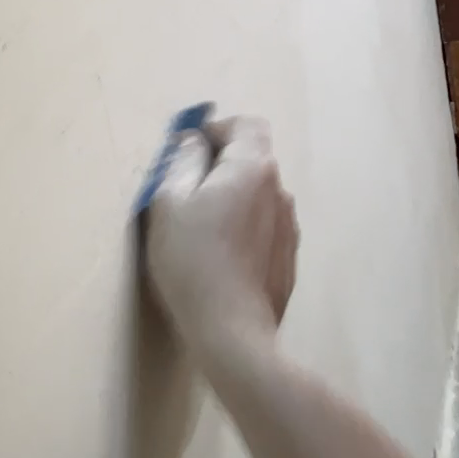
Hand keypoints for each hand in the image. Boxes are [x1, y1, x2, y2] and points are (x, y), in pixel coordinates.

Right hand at [143, 116, 298, 354]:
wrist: (231, 332)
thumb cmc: (191, 260)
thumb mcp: (169, 202)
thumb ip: (182, 160)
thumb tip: (193, 140)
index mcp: (253, 168)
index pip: (246, 125)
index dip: (217, 129)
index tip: (188, 151)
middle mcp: (279, 190)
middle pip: (253, 159)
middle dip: (220, 164)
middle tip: (185, 192)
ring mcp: (289, 226)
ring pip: (257, 195)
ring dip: (233, 198)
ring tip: (202, 229)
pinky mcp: (288, 258)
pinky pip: (263, 225)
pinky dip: (244, 227)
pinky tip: (221, 257)